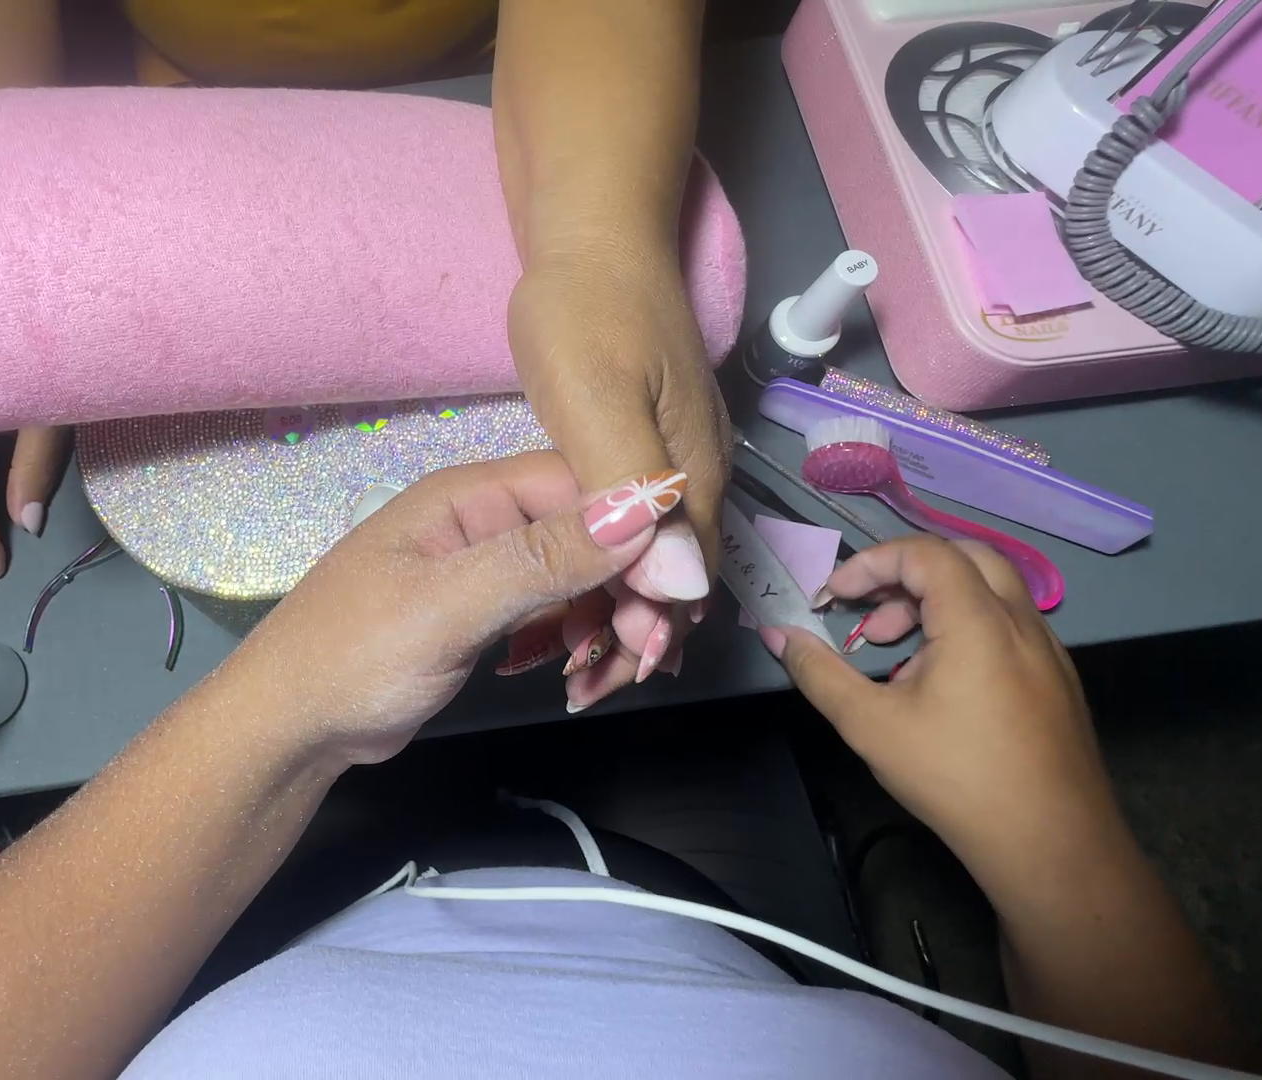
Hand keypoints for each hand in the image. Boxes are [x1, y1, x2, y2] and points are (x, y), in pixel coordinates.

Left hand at [228, 451, 658, 765]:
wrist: (297, 727)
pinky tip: (577, 677)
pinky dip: (578, 642)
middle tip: (646, 652)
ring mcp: (488, 568)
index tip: (673, 594)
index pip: (582, 485)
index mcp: (471, 495)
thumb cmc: (355, 656)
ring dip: (608, 622)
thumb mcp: (447, 606)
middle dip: (629, 588)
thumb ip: (540, 558)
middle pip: (591, 533)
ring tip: (606, 676)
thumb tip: (645, 505)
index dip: (638, 530)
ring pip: (581, 578)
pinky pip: (557, 613)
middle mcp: (485, 520)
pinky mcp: (490, 612)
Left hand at [508, 248, 730, 708]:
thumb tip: (683, 586)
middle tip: (580, 685)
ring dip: (618, 611)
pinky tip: (574, 589)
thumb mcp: (596, 401)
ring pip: (652, 561)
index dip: (643, 633)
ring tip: (571, 659)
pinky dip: (608, 572)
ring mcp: (667, 463)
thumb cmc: (583, 317)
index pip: (680, 581)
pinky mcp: (638, 451)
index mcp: (687, 476)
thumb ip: (633, 490)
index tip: (595, 681)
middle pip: (672, 581)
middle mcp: (690, 478)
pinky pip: (633, 531)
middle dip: (633, 636)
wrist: (591, 239)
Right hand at [763, 536, 1124, 875]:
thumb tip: (777, 634)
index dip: (869, 564)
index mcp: (978, 624)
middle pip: (964, 557)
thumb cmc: (953, 775)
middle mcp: (1021, 624)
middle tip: (864, 607)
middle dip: (902, 571)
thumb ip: (817, 671)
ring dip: (929, 599)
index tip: (832, 599)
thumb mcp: (867, 723)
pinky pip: (1004, 623)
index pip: (925, 553)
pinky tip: (930, 677)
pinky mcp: (1054, 678)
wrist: (1052, 845)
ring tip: (887, 645)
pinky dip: (958, 625)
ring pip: (987, 589)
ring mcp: (1046, 651)